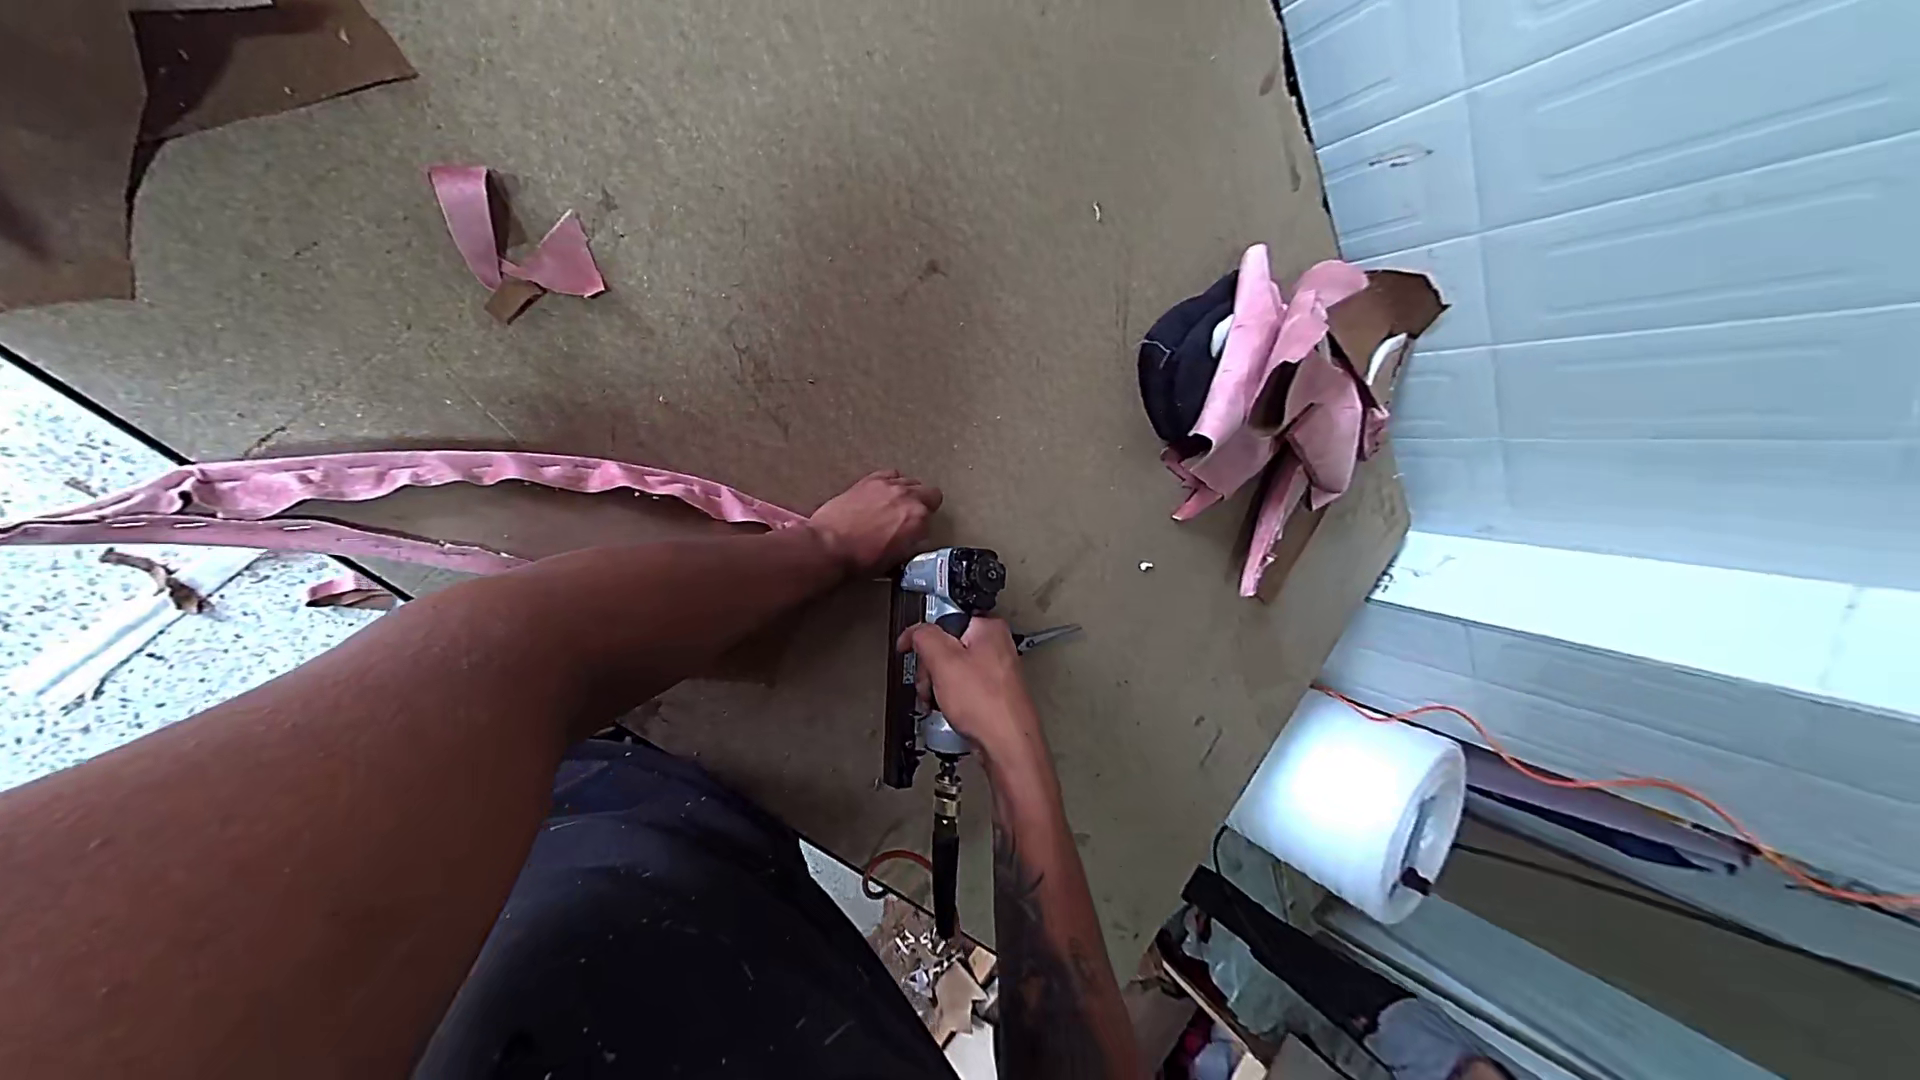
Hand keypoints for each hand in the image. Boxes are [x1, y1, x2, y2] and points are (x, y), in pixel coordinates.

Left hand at [808, 470, 942, 576]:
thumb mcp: (896, 560)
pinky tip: (883, 493)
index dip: (922, 529)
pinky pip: (892, 474)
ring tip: (894, 505)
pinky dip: (892, 482)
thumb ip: (910, 544)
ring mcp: (890, 485)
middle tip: (909, 518)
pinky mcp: (871, 480)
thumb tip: (911, 541)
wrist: (830, 546)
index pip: (932, 520)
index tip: (913, 535)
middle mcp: (910, 498)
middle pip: (930, 494)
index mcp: (919, 520)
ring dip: (908, 493)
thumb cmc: (860, 559)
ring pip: (912, 482)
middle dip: (924, 505)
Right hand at [897, 617, 1049, 774]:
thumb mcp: (943, 662)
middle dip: (931, 668)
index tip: (909, 648)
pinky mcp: (993, 691)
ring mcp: (996, 670)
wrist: (1007, 746)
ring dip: (938, 685)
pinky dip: (951, 697)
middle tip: (930, 682)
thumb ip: (925, 637)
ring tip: (940, 700)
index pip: (944, 620)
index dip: (922, 637)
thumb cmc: (987, 706)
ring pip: (952, 668)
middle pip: (946, 646)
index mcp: (989, 628)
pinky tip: (952, 710)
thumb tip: (916, 631)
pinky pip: (963, 686)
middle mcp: (997, 645)